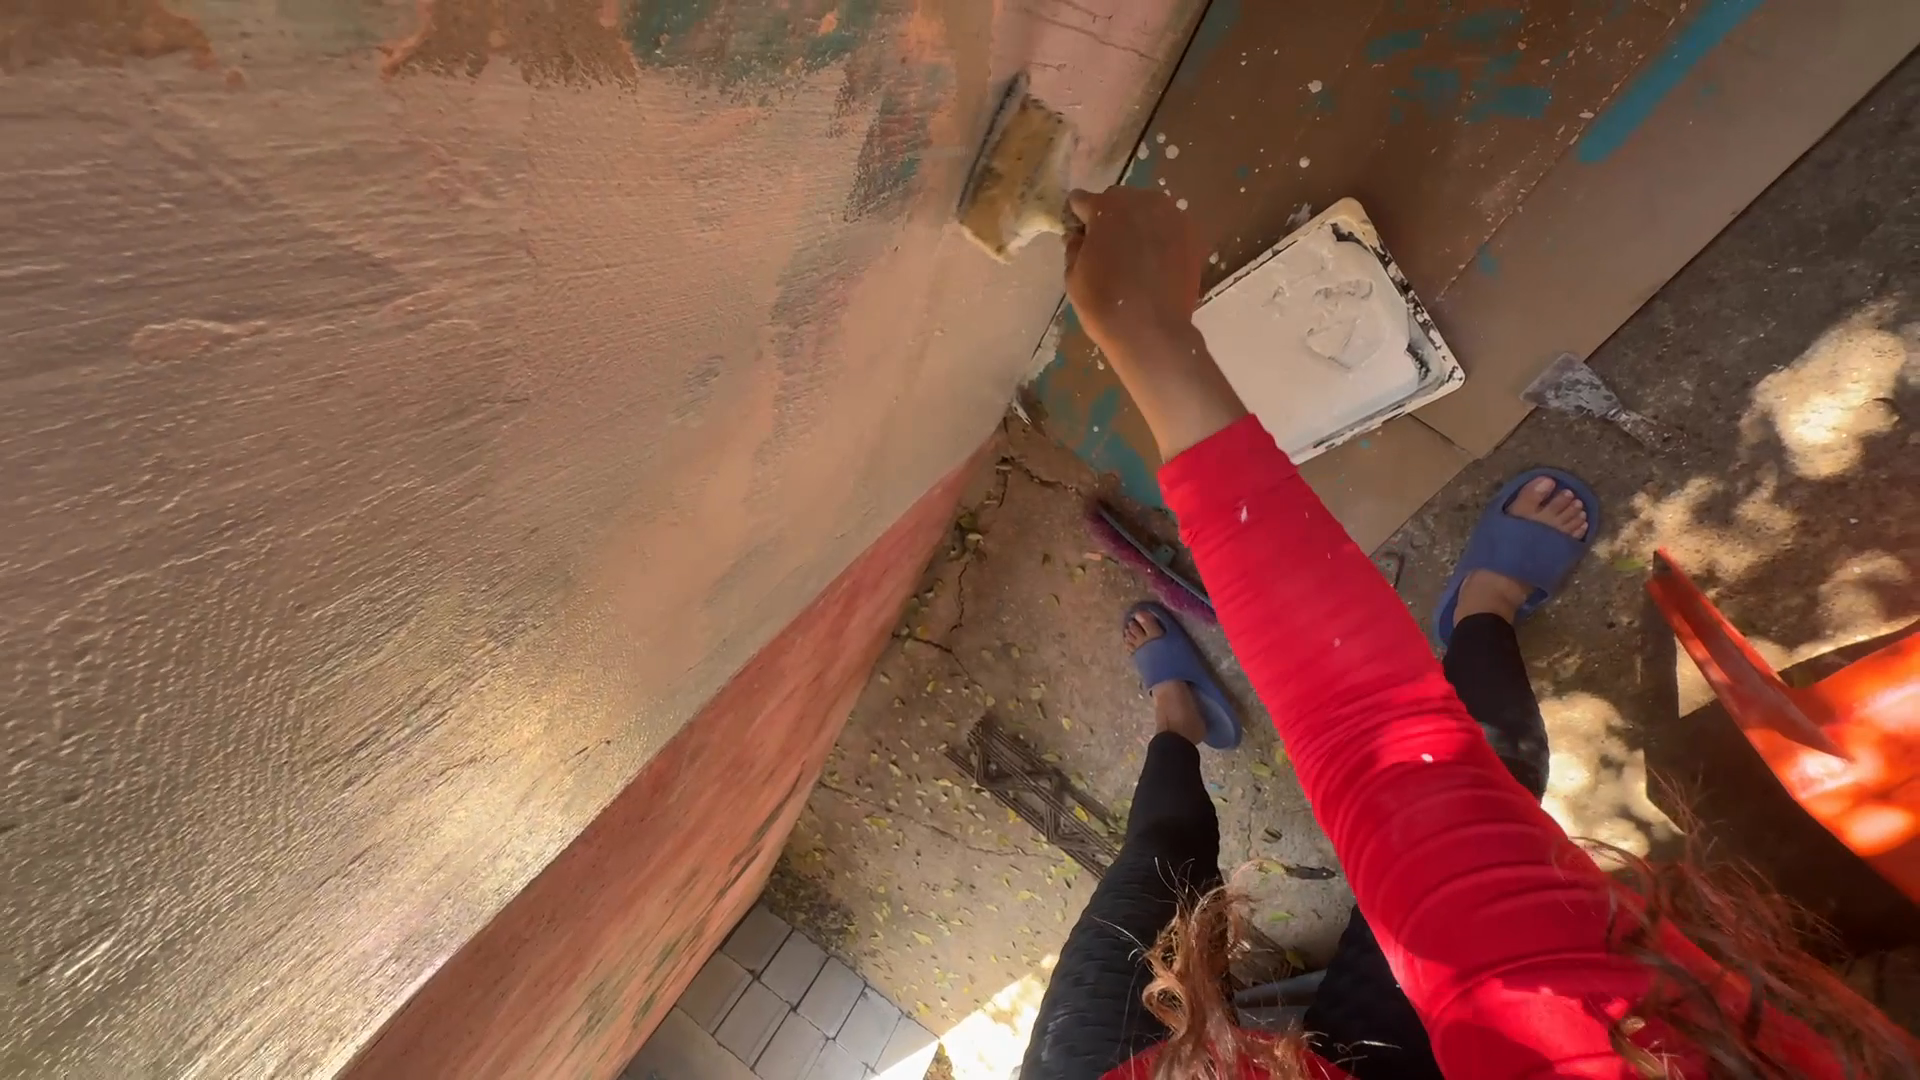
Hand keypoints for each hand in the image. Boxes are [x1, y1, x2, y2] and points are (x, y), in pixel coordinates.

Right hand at [1065, 187, 1205, 352]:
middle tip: (1106, 249)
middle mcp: (1141, 201)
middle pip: (1118, 201)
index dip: (1076, 218)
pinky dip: (1158, 239)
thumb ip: (1074, 248)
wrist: (1151, 331)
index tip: (1077, 236)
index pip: (1082, 200)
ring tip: (1132, 257)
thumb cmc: (1104, 305)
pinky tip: (1153, 265)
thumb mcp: (1073, 278)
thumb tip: (1078, 236)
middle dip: (1109, 218)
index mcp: (1106, 208)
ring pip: (1145, 211)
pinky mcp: (1190, 233)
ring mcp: (1170, 215)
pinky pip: (1166, 228)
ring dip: (1136, 226)